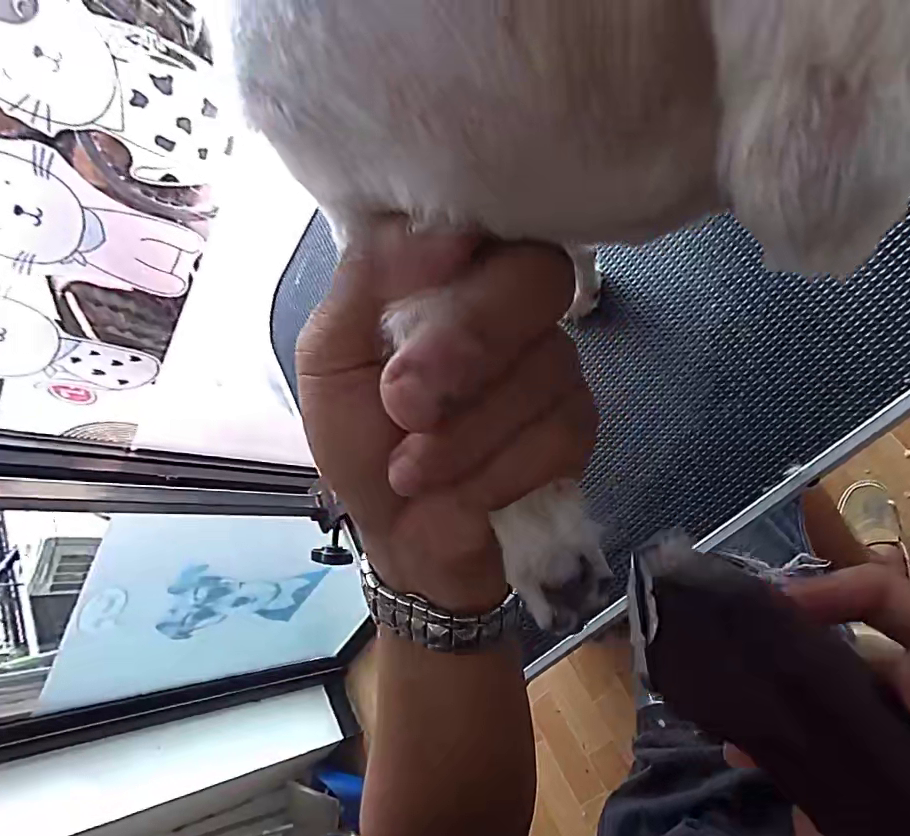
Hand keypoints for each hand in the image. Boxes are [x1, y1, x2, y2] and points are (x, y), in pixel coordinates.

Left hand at [295, 220, 595, 611]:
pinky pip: (560, 434)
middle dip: (470, 342)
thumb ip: (370, 282)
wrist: (404, 538)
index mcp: (451, 280)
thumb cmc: (363, 444)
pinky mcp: (577, 430)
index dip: (460, 252)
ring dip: (465, 436)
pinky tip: (465, 492)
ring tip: (413, 471)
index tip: (419, 301)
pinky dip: (498, 473)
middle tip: (407, 404)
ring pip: (544, 369)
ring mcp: (555, 370)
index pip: (488, 222)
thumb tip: (451, 231)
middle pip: (537, 276)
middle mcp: (512, 314)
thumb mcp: (332, 359)